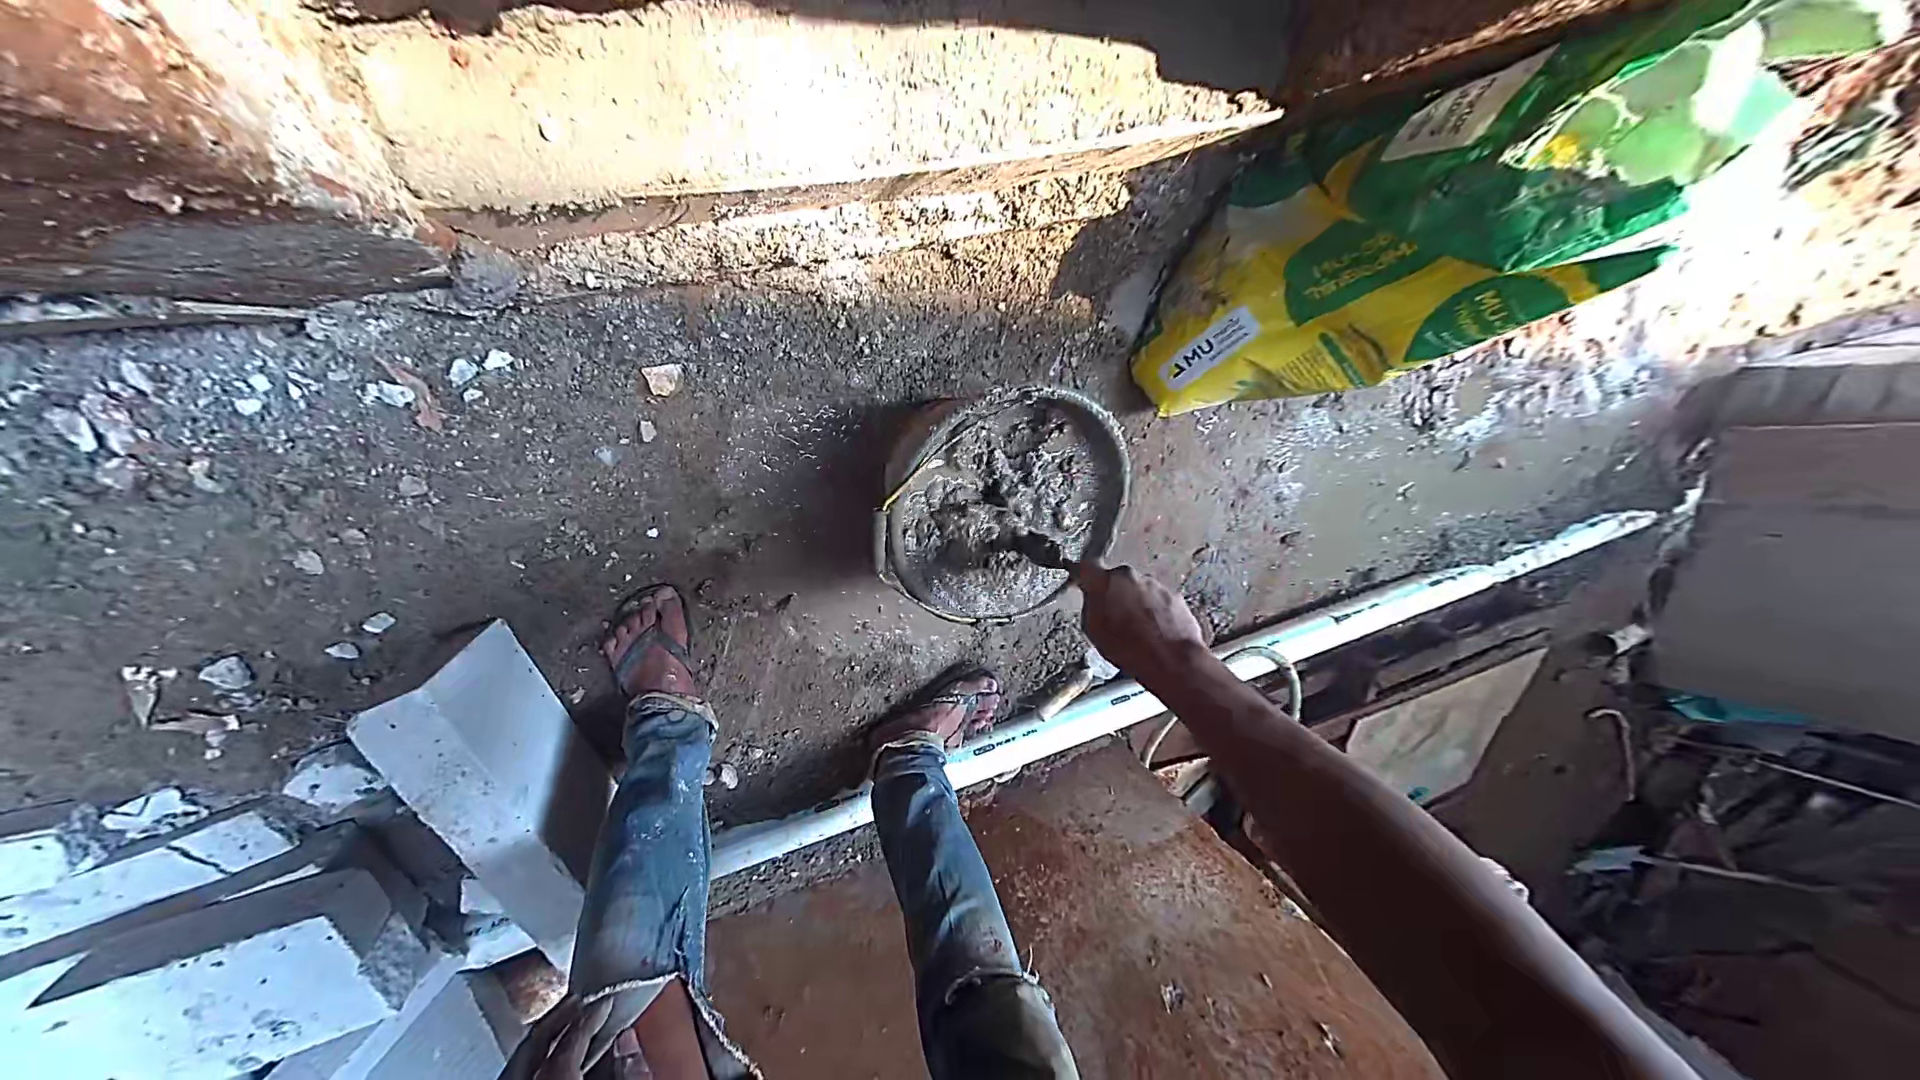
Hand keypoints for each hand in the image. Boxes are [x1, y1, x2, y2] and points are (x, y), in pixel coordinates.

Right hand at [1074, 562, 1209, 682]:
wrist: (1171, 660)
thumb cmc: (1130, 649)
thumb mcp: (1094, 631)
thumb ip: (1090, 606)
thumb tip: (1093, 599)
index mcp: (1104, 582)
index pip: (1086, 568)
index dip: (1083, 574)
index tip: (1082, 579)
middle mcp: (1129, 577)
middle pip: (1116, 580)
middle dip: (1113, 594)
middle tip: (1113, 617)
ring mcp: (1153, 584)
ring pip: (1137, 589)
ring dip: (1135, 604)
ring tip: (1136, 630)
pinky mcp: (1172, 594)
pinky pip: (1156, 599)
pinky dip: (1153, 611)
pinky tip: (1153, 631)